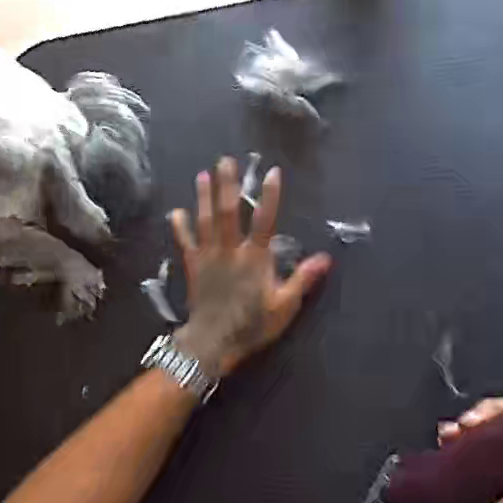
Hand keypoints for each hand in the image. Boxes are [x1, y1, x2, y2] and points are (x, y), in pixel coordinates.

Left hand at [168, 156, 331, 376]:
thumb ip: (303, 279)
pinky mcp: (192, 266)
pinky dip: (180, 226)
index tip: (272, 172)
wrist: (213, 342)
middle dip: (227, 184)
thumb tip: (326, 258)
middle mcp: (230, 250)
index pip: (265, 221)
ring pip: (205, 220)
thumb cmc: (252, 325)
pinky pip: (185, 242)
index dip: (270, 196)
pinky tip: (175, 211)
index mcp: (255, 258)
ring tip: (203, 174)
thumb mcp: (284, 306)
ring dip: (204, 196)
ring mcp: (208, 256)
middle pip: (228, 212)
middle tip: (225, 160)